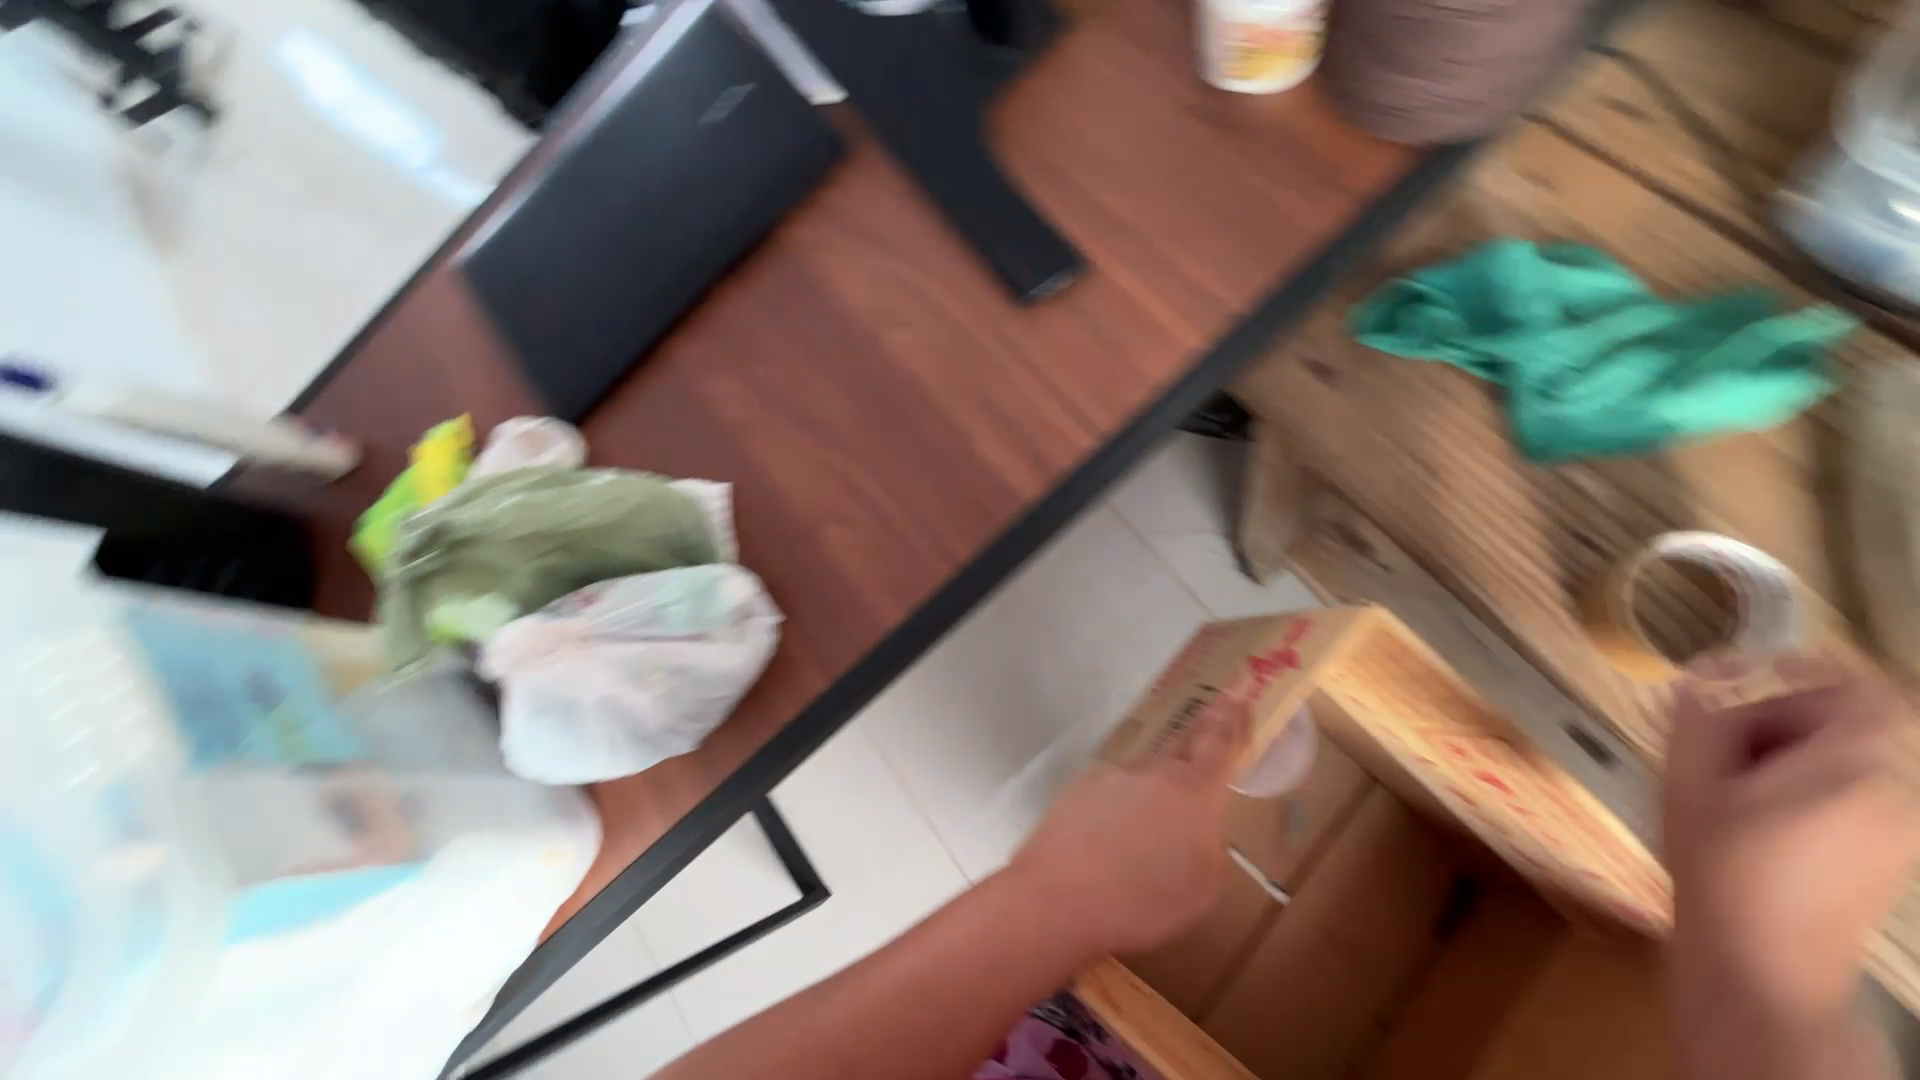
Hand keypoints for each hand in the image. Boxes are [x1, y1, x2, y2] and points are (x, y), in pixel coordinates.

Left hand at [1005, 695, 1251, 957]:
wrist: (1060, 897)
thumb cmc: (1144, 900)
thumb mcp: (1204, 886)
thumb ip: (1209, 847)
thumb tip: (1196, 832)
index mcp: (1193, 791)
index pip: (1218, 742)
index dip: (1231, 716)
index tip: (1236, 691)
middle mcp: (1153, 773)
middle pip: (1180, 751)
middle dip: (1195, 748)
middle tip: (1204, 751)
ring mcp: (1112, 778)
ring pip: (1144, 780)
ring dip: (1151, 799)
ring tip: (1145, 844)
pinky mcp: (1079, 791)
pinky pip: (1112, 797)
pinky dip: (1118, 816)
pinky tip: (1110, 850)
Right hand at [1665, 660, 1919, 1024]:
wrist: (1764, 960)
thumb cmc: (1719, 863)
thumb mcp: (1687, 779)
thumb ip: (1701, 715)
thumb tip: (1708, 669)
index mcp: (1852, 768)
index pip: (1863, 693)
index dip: (1806, 675)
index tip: (1747, 681)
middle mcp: (1896, 795)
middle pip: (1853, 728)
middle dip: (1783, 721)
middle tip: (1720, 742)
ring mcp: (1900, 832)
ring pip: (1852, 764)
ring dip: (1793, 756)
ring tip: (1732, 783)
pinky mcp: (1890, 860)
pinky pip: (1858, 799)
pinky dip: (1811, 790)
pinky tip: (1758, 818)